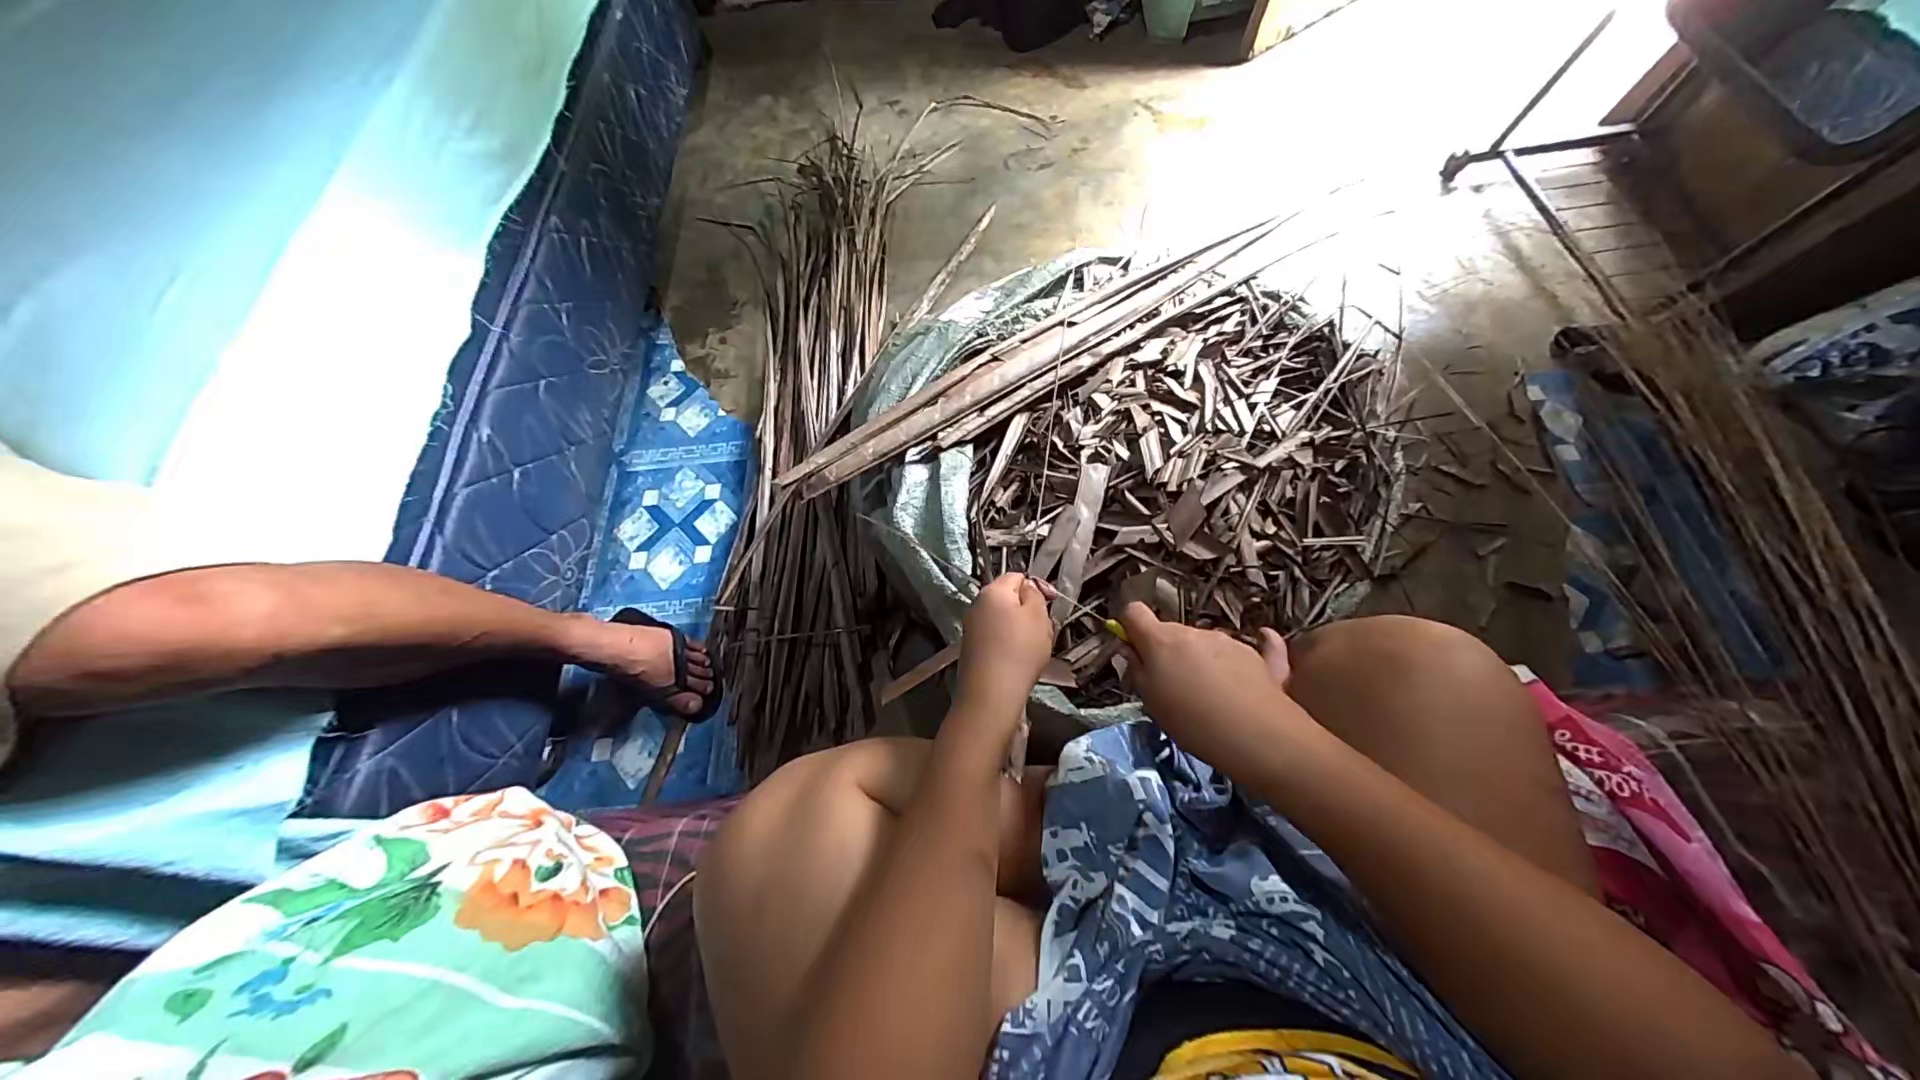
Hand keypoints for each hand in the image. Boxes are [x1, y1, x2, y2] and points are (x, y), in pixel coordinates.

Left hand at [956, 573, 1055, 719]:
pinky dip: (1009, 644)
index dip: (1037, 586)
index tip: (1052, 603)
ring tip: (1034, 648)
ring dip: (1020, 629)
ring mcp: (971, 627)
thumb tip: (1026, 587)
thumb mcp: (1037, 616)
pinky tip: (1018, 661)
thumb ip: (1034, 594)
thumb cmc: (1019, 650)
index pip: (1017, 576)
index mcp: (993, 591)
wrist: (991, 693)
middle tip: (1044, 628)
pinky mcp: (971, 649)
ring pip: (1003, 620)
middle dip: (1029, 610)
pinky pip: (995, 638)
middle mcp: (977, 605)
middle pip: (1009, 599)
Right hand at [1115, 603, 1301, 766]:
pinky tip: (1252, 658)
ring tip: (1209, 696)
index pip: (1134, 612)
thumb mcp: (1150, 701)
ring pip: (1203, 644)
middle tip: (1172, 686)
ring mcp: (1228, 641)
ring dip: (1199, 660)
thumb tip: (1130, 648)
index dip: (1129, 626)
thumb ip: (1137, 669)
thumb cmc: (1192, 721)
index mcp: (1162, 640)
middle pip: (1172, 633)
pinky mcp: (1259, 655)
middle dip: (1167, 652)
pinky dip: (1240, 655)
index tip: (1132, 648)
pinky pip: (1245, 647)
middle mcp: (1194, 632)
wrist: (1258, 736)